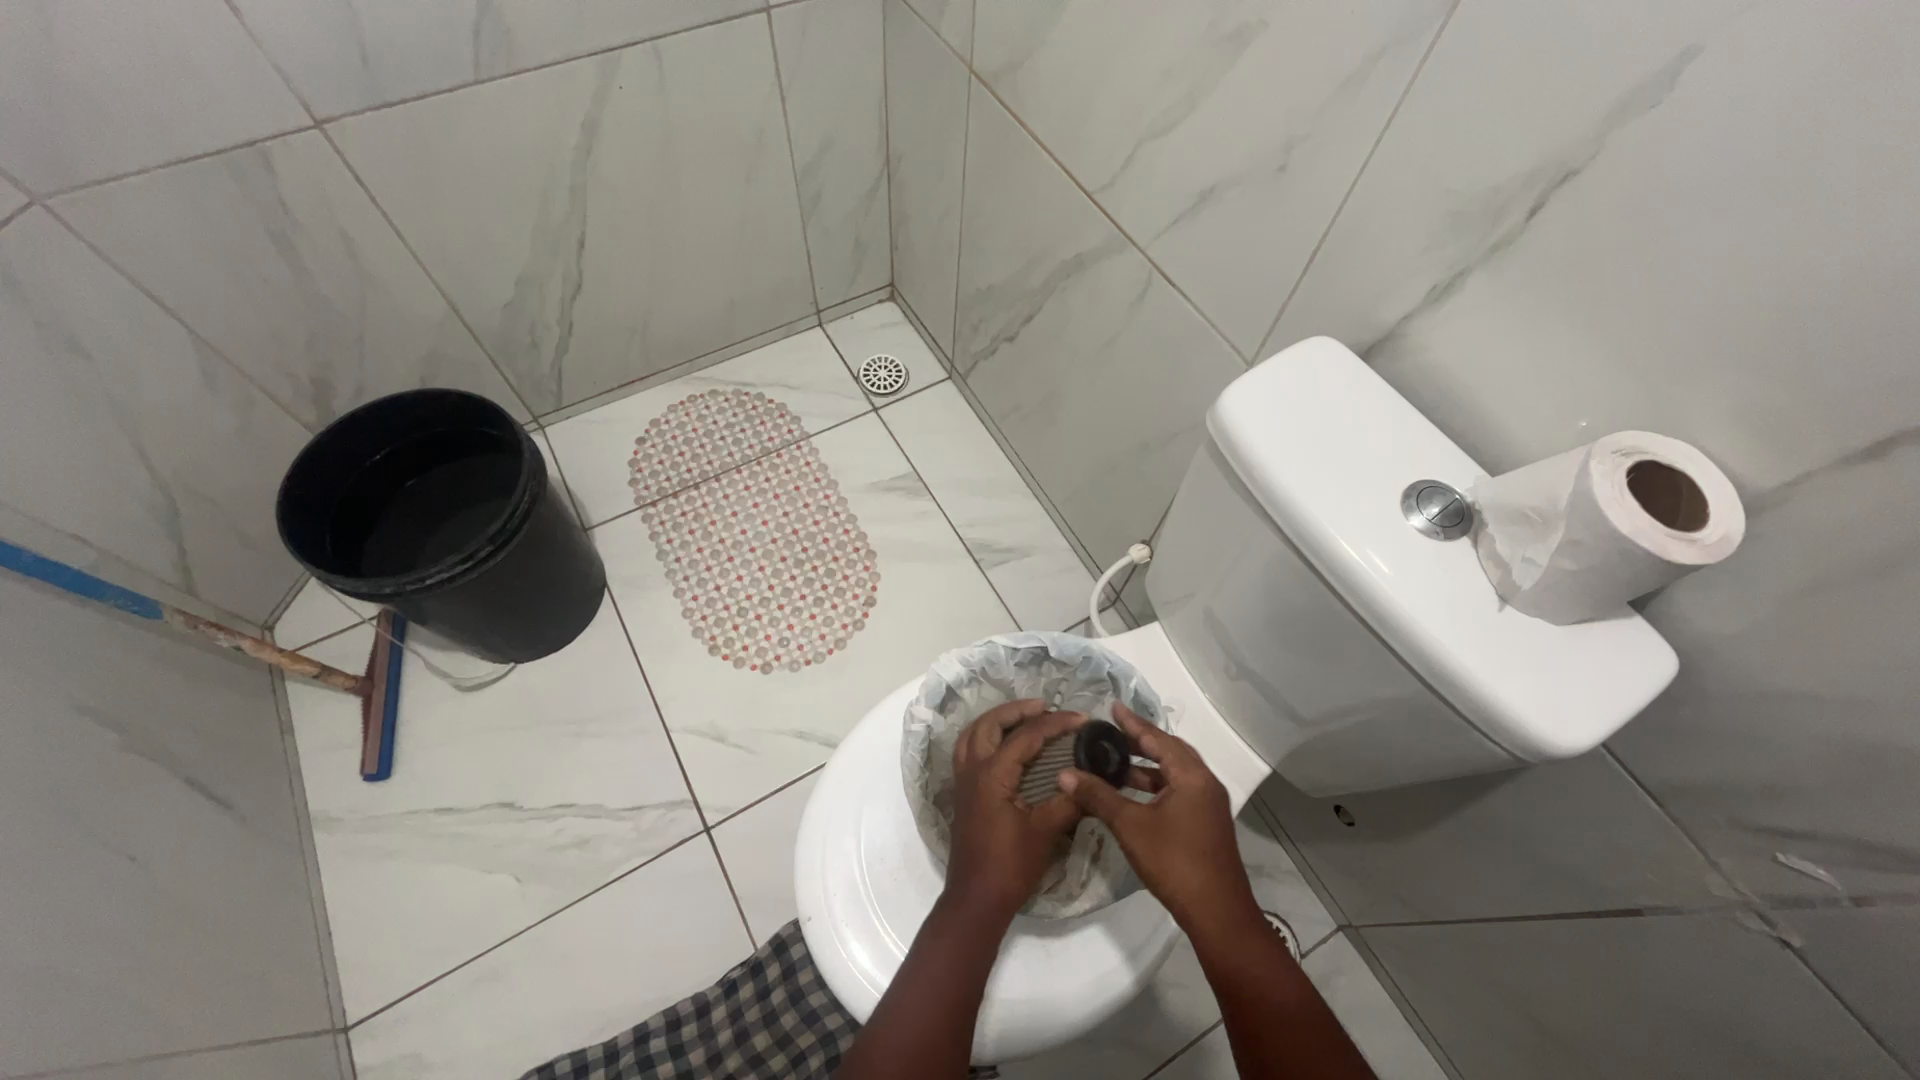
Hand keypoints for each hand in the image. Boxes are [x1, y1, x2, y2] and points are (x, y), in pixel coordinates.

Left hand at [943, 699, 1087, 922]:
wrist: (977, 898)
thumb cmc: (1011, 866)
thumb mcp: (1046, 831)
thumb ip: (1070, 801)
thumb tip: (1094, 778)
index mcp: (993, 774)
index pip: (1026, 736)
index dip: (1056, 723)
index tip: (1082, 718)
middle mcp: (972, 770)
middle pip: (989, 724)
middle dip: (1017, 710)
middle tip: (1045, 706)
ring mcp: (963, 781)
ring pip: (973, 734)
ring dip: (997, 721)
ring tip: (1025, 718)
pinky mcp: (963, 794)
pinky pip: (968, 750)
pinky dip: (985, 737)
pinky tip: (1005, 746)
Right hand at [1059, 704, 1258, 931]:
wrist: (1216, 912)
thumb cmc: (1174, 862)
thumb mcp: (1130, 826)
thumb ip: (1098, 796)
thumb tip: (1065, 774)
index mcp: (1192, 776)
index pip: (1158, 739)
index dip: (1133, 724)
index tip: (1112, 707)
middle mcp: (1205, 783)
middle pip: (1170, 752)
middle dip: (1141, 742)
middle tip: (1112, 733)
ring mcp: (1208, 805)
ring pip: (1174, 774)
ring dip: (1146, 767)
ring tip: (1115, 763)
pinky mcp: (1205, 823)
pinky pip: (1178, 790)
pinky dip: (1155, 785)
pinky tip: (1133, 795)